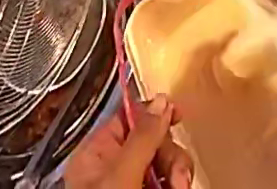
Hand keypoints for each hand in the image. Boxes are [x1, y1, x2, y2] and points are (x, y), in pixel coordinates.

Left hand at [65, 96, 193, 188]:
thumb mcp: (122, 174)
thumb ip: (143, 136)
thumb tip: (163, 97)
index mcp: (96, 151)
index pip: (131, 114)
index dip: (156, 112)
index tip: (179, 116)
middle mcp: (110, 165)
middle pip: (153, 140)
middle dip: (171, 156)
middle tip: (179, 179)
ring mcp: (125, 183)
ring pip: (162, 163)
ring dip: (176, 173)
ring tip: (180, 187)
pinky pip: (163, 181)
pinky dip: (173, 184)